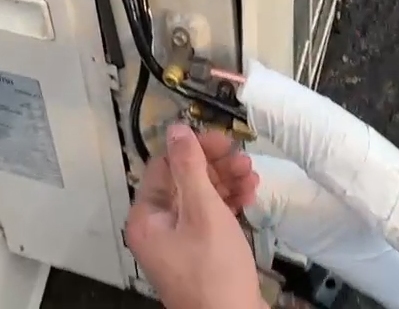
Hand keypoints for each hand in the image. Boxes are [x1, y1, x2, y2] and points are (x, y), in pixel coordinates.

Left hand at [126, 124, 265, 308]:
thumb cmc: (215, 270)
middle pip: (184, 179)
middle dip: (215, 166)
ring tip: (252, 176)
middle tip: (243, 159)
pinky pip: (210, 215)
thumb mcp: (203, 211)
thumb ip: (189, 166)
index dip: (194, 149)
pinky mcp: (200, 252)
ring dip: (226, 181)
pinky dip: (228, 202)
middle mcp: (157, 227)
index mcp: (146, 217)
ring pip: (200, 195)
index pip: (165, 165)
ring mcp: (179, 241)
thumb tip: (176, 128)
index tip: (224, 142)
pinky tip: (250, 194)